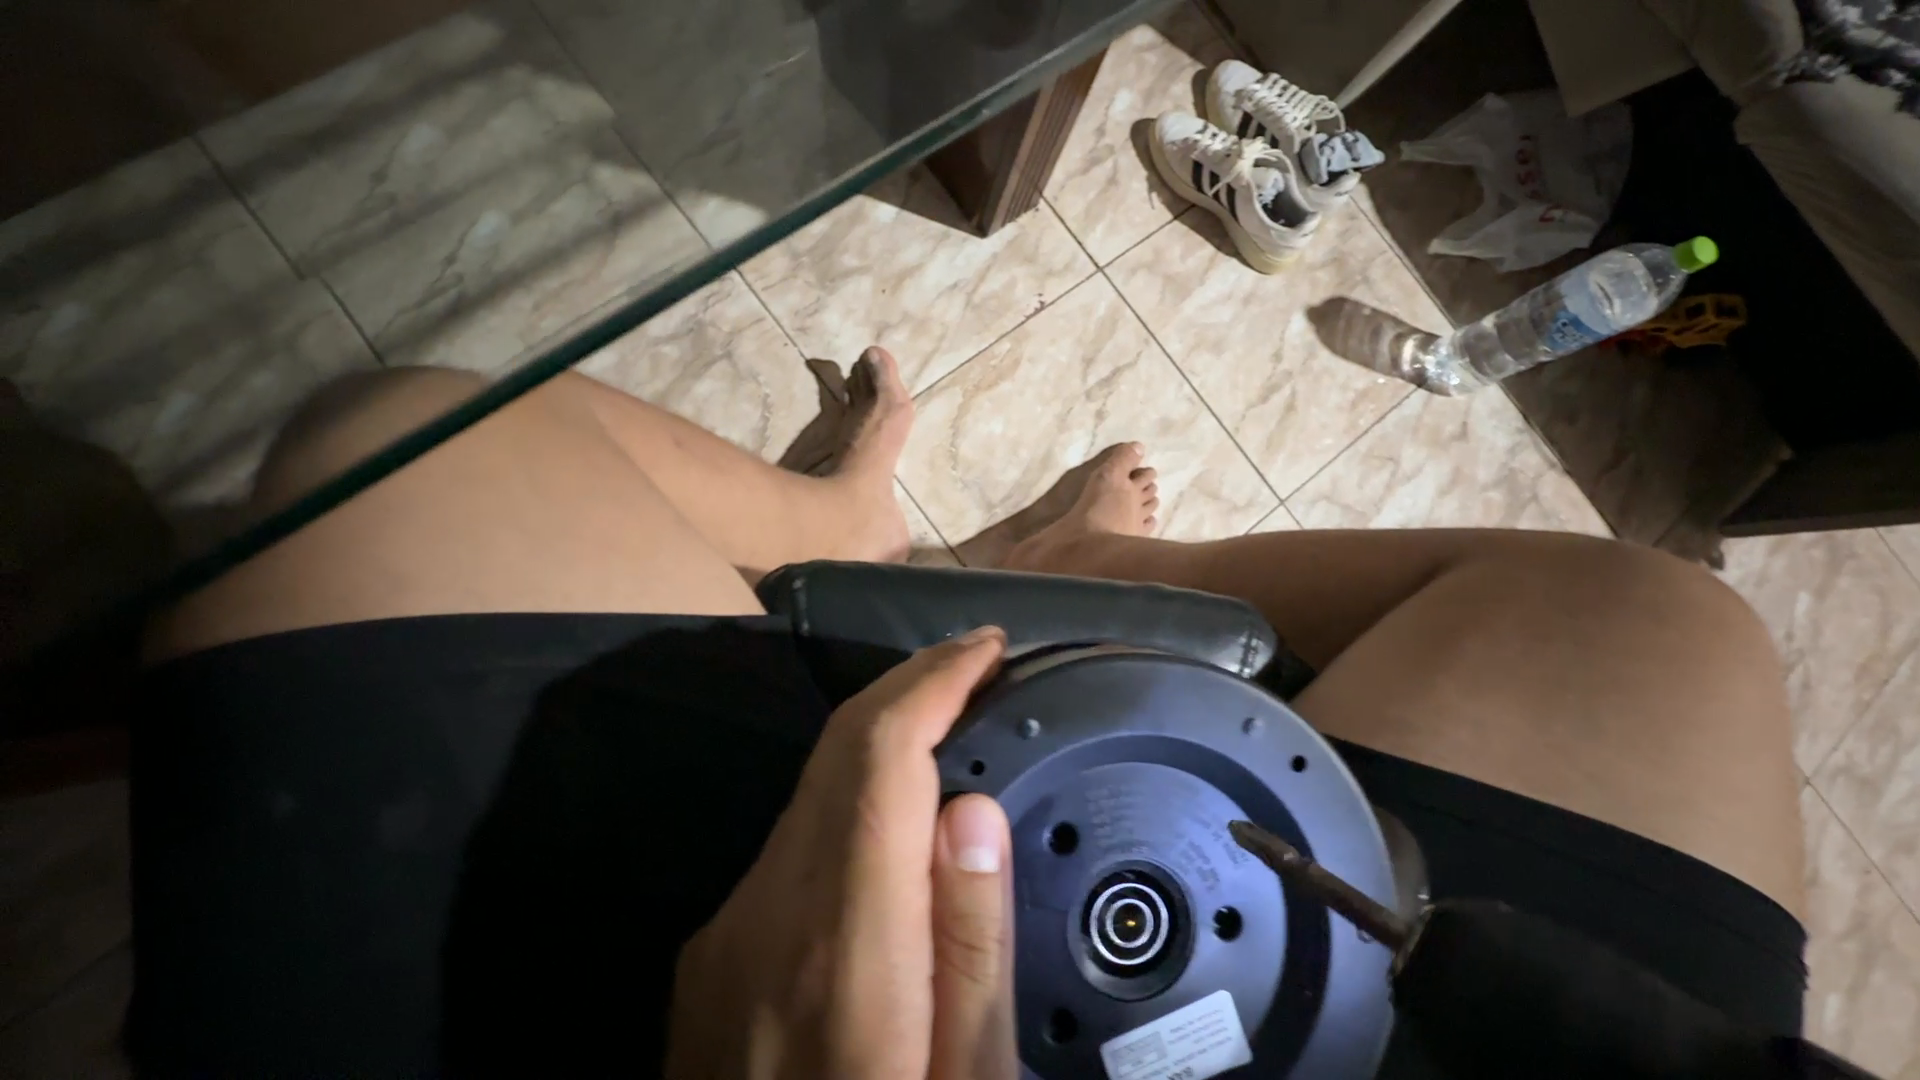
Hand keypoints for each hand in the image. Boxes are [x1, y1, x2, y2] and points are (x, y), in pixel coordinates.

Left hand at [665, 628, 1018, 1078]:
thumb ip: (967, 948)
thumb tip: (969, 808)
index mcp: (840, 947)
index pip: (878, 760)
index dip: (931, 683)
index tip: (986, 648)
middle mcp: (763, 916)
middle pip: (835, 754)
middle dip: (910, 687)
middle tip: (981, 665)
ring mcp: (724, 932)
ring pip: (813, 790)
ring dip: (882, 738)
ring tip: (955, 720)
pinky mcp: (712, 952)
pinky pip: (794, 841)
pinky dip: (850, 798)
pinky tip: (896, 815)